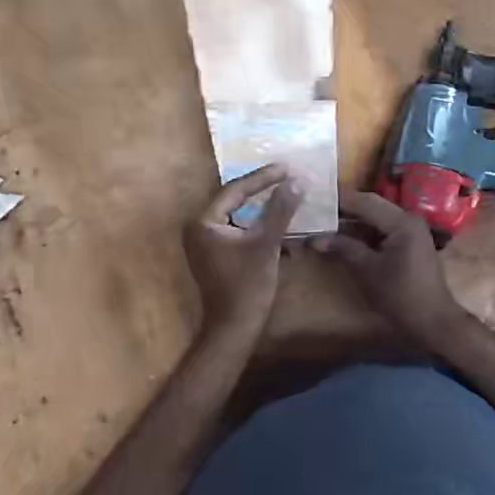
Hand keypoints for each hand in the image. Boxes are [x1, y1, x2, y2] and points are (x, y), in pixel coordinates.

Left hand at [184, 165, 302, 343]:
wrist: (235, 326)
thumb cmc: (248, 285)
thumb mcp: (267, 244)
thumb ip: (280, 210)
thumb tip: (296, 181)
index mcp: (204, 222)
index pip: (236, 189)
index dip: (263, 177)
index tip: (287, 168)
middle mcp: (199, 228)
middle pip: (235, 199)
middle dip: (262, 188)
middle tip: (287, 176)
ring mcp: (205, 242)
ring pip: (238, 214)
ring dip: (262, 207)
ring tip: (286, 194)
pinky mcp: (215, 253)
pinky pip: (238, 228)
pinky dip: (257, 224)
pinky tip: (278, 222)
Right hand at [310, 191, 472, 346]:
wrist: (432, 320)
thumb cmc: (400, 295)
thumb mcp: (368, 270)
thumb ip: (344, 247)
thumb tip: (315, 238)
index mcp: (402, 221)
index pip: (366, 202)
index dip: (340, 200)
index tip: (315, 198)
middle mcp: (409, 218)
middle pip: (372, 206)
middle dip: (345, 209)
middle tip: (316, 208)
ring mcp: (412, 230)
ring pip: (378, 217)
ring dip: (354, 220)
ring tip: (325, 220)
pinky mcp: (411, 242)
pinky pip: (385, 229)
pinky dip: (366, 231)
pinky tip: (345, 235)